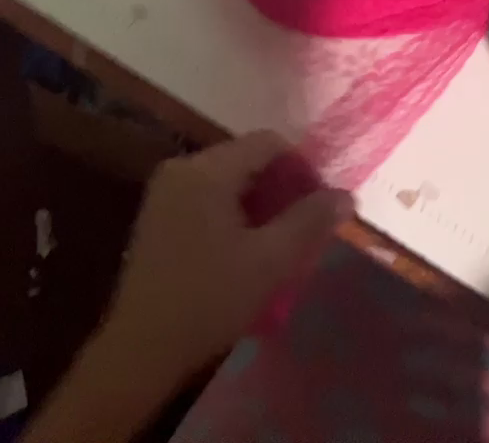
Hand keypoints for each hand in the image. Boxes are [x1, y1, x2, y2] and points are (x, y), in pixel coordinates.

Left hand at [98, 131, 351, 379]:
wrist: (142, 346)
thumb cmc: (209, 299)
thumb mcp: (270, 262)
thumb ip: (310, 221)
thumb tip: (346, 195)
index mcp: (206, 169)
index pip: (268, 142)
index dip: (302, 168)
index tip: (319, 207)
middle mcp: (182, 166)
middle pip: (246, 158)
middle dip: (280, 187)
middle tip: (302, 229)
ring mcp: (164, 188)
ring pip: (226, 178)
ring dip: (257, 202)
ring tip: (277, 242)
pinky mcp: (157, 211)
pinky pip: (205, 195)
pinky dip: (231, 211)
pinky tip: (242, 249)